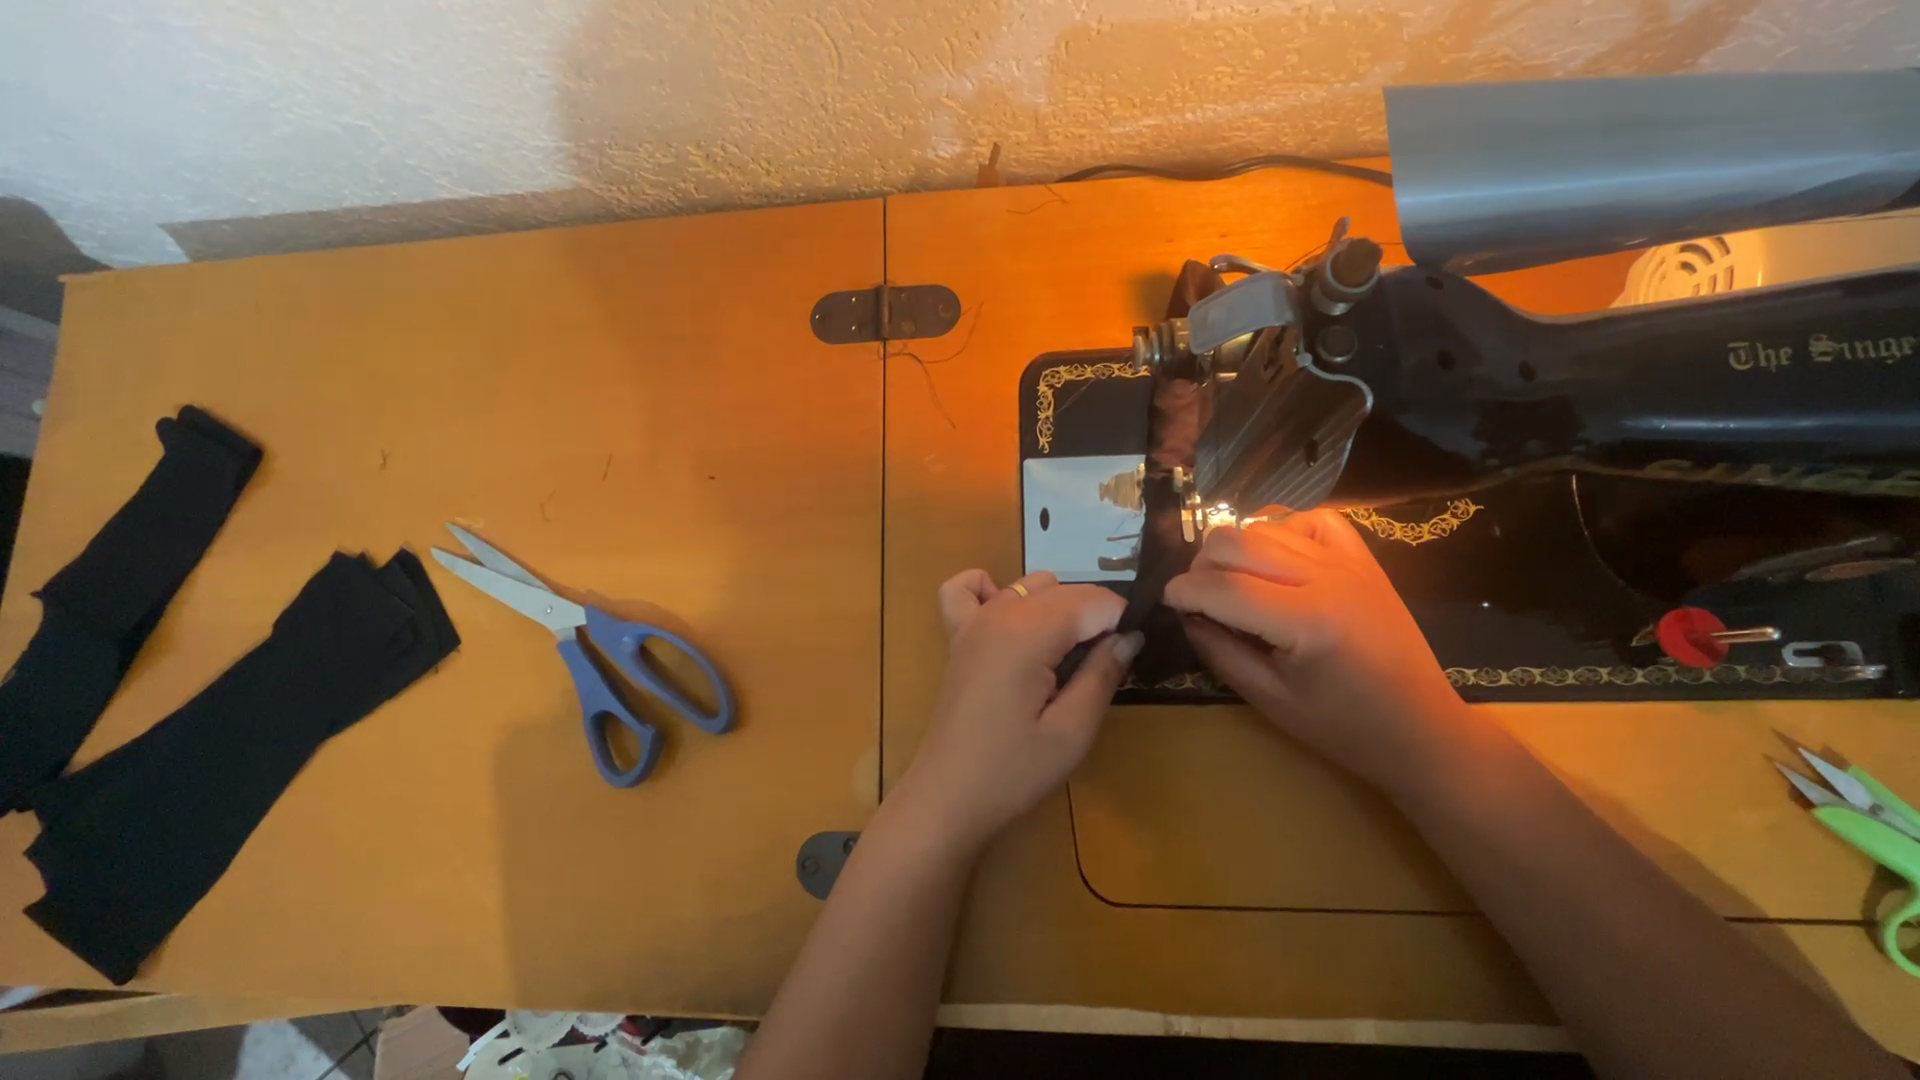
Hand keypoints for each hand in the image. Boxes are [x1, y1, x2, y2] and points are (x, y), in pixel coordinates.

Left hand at [891, 570, 1140, 852]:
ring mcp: (972, 621)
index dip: (1122, 624)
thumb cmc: (1013, 771)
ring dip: (1058, 605)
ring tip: (1067, 653)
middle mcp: (999, 612)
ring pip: (1030, 584)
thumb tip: (1131, 635)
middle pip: (1066, 589)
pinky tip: (1011, 617)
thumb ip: (1103, 673)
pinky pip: (967, 588)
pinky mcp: (956, 636)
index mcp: (1029, 632)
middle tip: (1106, 665)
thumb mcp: (1072, 731)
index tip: (1128, 659)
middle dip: (1096, 616)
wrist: (947, 796)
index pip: (1095, 601)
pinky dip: (991, 589)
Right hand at [1163, 509, 1478, 793]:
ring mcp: (1348, 562)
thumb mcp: (1268, 699)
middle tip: (1198, 597)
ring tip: (1230, 581)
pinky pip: (1312, 518)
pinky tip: (1274, 556)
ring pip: (1267, 524)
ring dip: (1234, 547)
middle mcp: (1326, 578)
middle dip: (1202, 565)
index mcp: (1306, 622)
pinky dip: (1281, 528)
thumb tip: (1185, 615)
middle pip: (1237, 541)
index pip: (1223, 586)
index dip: (1183, 591)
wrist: (1421, 728)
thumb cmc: (1343, 727)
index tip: (1167, 603)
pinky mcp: (1363, 558)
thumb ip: (1219, 651)